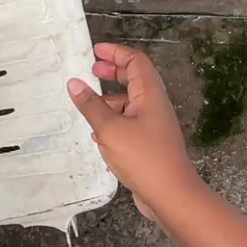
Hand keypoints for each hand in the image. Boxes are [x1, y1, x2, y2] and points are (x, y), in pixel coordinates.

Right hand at [67, 43, 194, 214]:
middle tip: (93, 70)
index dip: (116, 52)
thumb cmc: (143, 157)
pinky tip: (98, 132)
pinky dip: (114, 119)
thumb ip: (90, 105)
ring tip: (88, 105)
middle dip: (114, 71)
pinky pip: (130, 121)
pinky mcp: (150, 142)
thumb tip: (74, 83)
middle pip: (135, 78)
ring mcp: (154, 124)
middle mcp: (154, 105)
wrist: (171, 194)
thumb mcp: (109, 129)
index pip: (135, 61)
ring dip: (110, 98)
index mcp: (149, 94)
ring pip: (131, 102)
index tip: (96, 51)